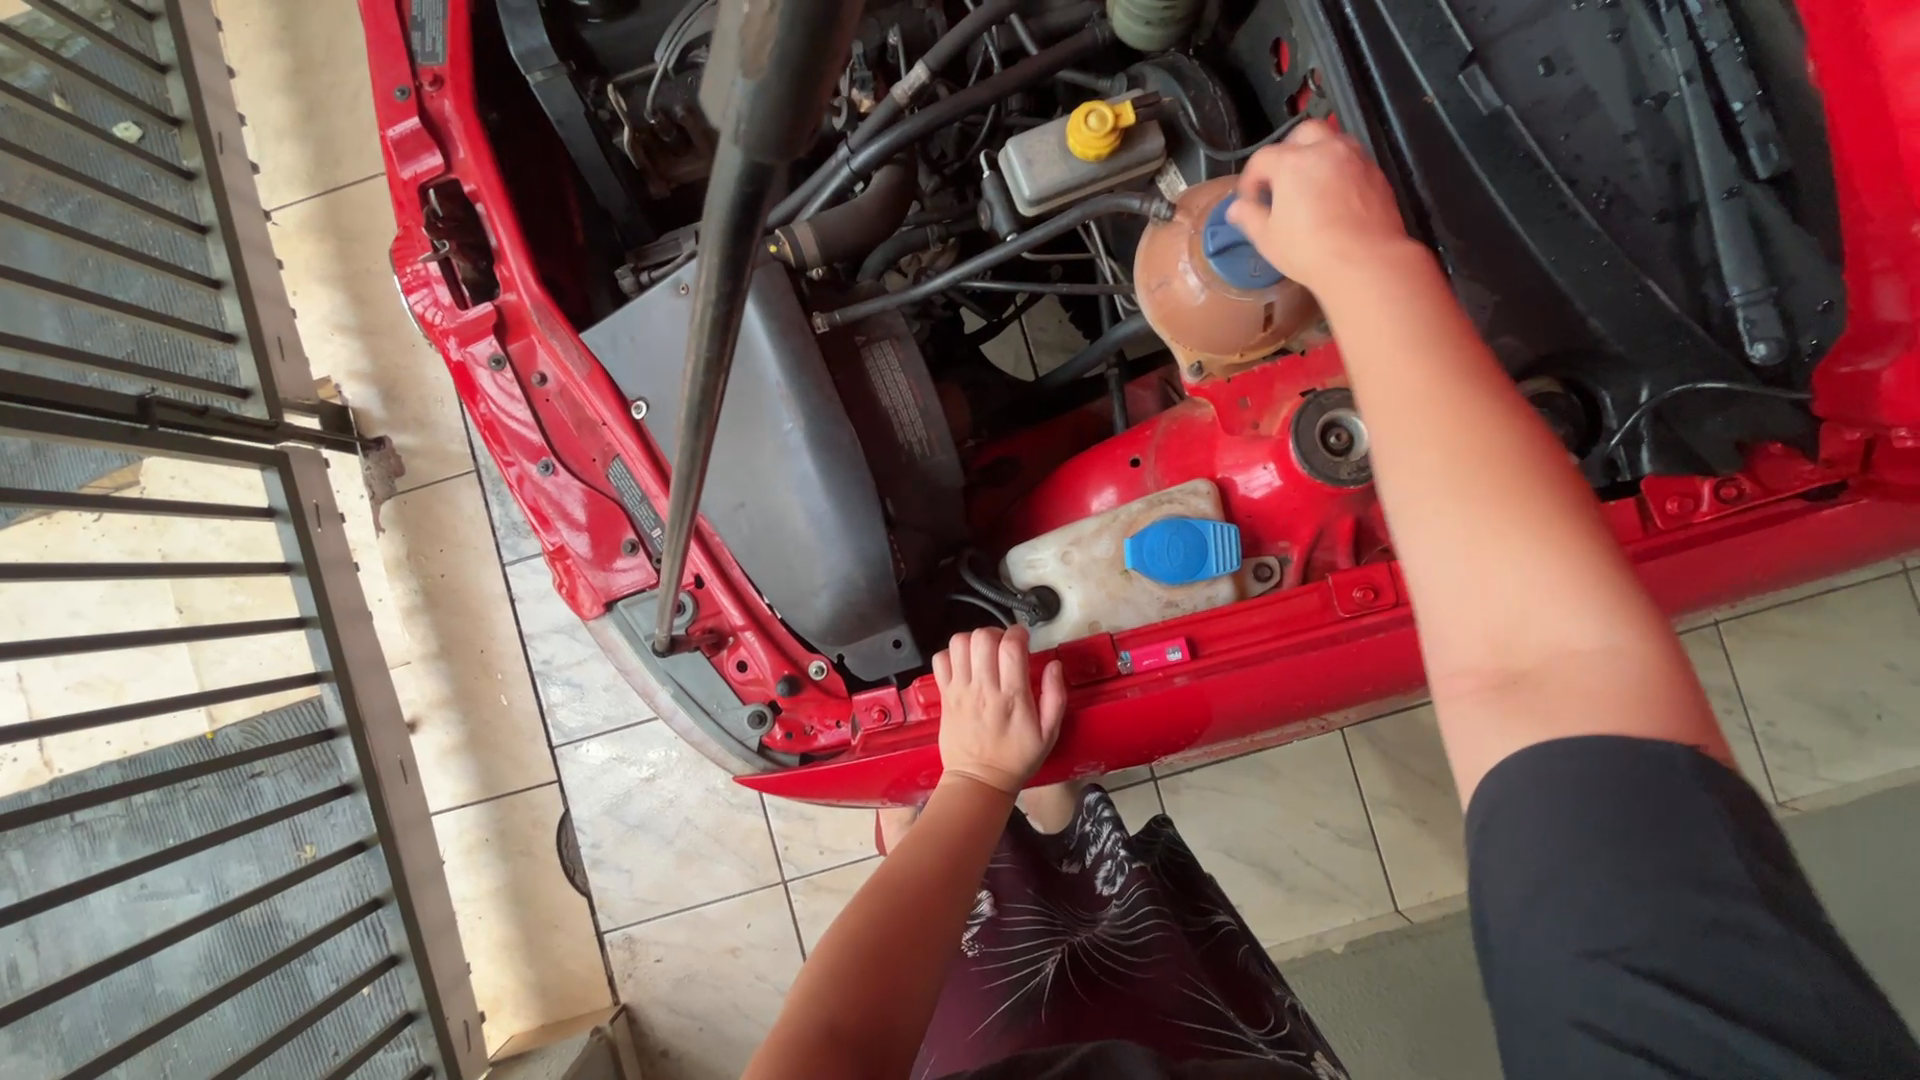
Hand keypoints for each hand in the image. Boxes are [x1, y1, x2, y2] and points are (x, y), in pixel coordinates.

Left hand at [932, 626, 1066, 794]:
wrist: (979, 781)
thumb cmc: (1016, 758)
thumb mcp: (1049, 733)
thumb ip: (1055, 696)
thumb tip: (1054, 665)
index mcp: (1012, 696)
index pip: (1011, 647)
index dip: (1018, 634)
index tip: (1023, 640)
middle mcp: (983, 689)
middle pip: (982, 638)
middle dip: (996, 633)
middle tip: (1003, 646)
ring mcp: (960, 691)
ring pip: (959, 644)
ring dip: (973, 640)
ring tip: (983, 653)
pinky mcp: (945, 696)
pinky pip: (940, 660)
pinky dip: (951, 655)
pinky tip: (964, 665)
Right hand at [1225, 119, 1411, 293]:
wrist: (1364, 260)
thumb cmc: (1308, 250)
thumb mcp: (1267, 238)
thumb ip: (1249, 217)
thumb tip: (1236, 208)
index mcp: (1292, 163)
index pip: (1262, 158)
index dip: (1250, 179)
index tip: (1248, 200)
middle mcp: (1325, 150)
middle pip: (1303, 133)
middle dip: (1287, 151)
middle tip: (1281, 180)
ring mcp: (1355, 158)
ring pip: (1332, 141)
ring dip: (1316, 156)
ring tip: (1308, 186)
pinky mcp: (1375, 172)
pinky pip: (1351, 161)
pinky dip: (1337, 170)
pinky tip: (1332, 197)